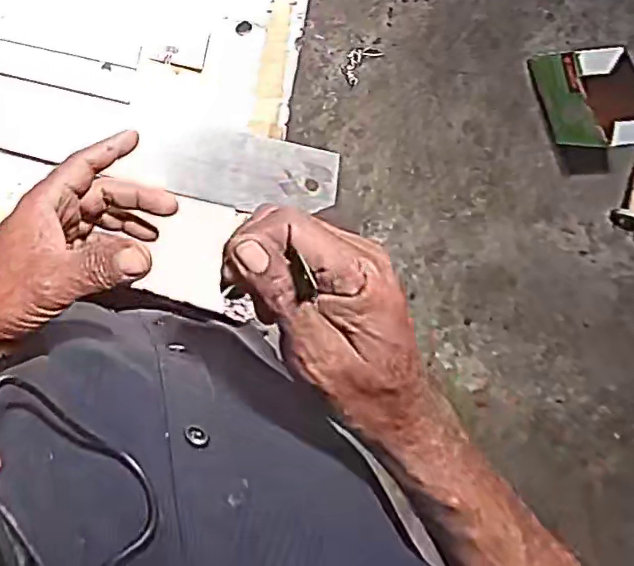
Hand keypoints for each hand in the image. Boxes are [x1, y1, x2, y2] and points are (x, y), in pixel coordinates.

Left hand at [0, 131, 178, 352]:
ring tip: (151, 232)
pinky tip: (126, 257)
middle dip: (132, 198)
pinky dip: (112, 249)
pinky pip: (91, 245)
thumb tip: (137, 255)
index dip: (109, 149)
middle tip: (163, 205)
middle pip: (98, 194)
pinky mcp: (53, 261)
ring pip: (96, 220)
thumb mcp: (56, 275)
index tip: (131, 138)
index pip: (83, 165)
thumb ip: (100, 265)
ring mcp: (51, 238)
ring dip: (125, 224)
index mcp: (44, 204)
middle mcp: (48, 216)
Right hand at [222, 205, 428, 432]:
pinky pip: (296, 244)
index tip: (236, 273)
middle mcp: (360, 254)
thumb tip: (248, 249)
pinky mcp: (342, 263)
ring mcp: (353, 256)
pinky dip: (274, 265)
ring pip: (286, 229)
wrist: (397, 413)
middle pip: (284, 220)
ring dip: (261, 259)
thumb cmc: (366, 395)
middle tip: (241, 287)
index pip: (289, 222)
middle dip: (252, 249)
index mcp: (359, 272)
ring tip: (260, 298)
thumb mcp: (314, 352)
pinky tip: (275, 295)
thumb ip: (280, 294)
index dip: (252, 242)